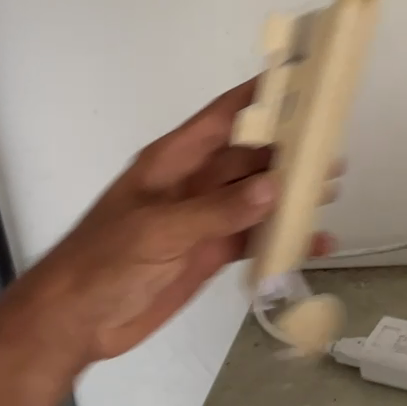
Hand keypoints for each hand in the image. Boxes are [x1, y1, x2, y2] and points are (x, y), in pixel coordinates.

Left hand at [0, 79, 334, 368]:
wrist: (74, 324)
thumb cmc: (104, 264)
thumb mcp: (158, 231)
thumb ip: (217, 210)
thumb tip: (274, 189)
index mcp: (175, 161)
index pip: (224, 117)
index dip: (260, 97)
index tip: (301, 81)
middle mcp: (195, 183)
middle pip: (251, 157)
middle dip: (290, 151)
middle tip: (332, 150)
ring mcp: (205, 219)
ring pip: (258, 197)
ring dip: (291, 194)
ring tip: (331, 190)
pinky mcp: (212, 252)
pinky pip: (255, 238)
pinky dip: (283, 239)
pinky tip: (313, 244)